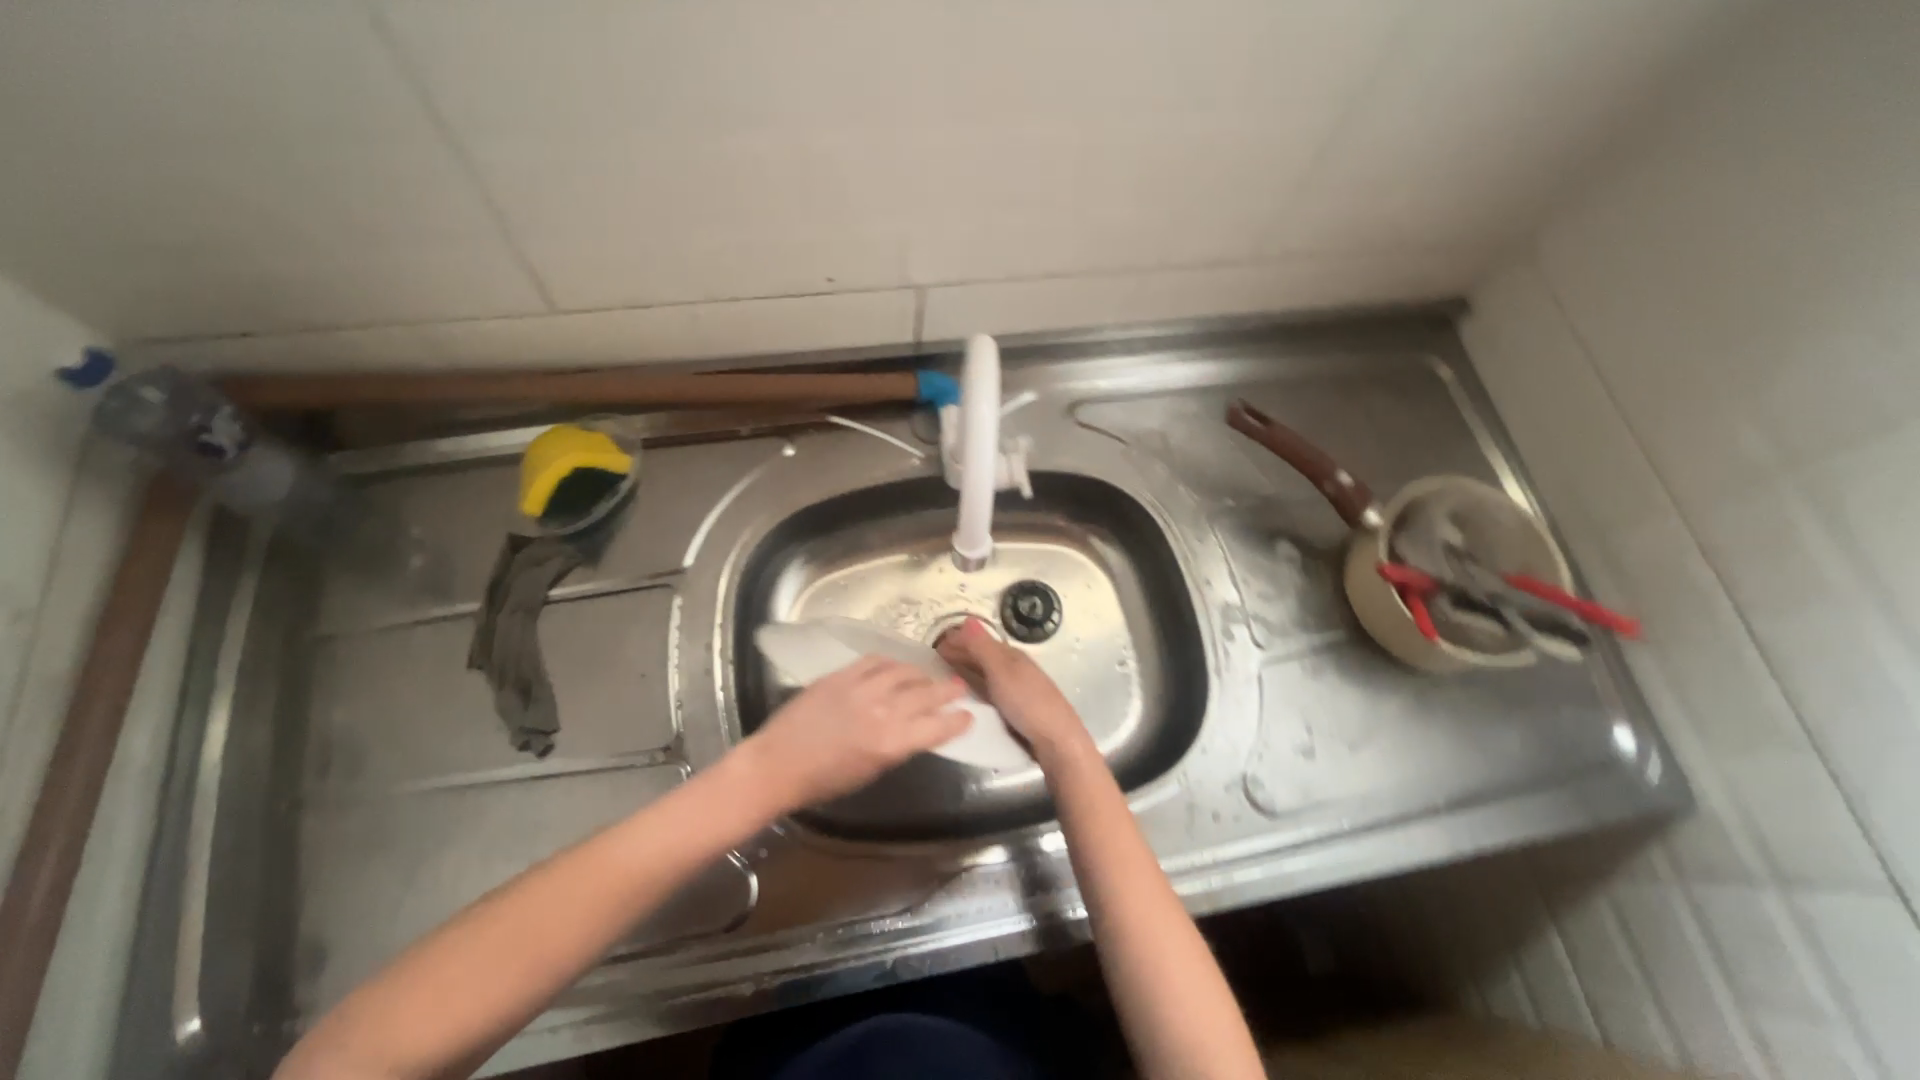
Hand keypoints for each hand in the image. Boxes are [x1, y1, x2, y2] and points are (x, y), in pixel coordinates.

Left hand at [735, 656, 969, 811]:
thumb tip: (916, 730)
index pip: (939, 726)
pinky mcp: (841, 675)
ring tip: (928, 675)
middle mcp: (882, 711)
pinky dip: (891, 663)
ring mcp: (861, 688)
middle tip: (960, 687)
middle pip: (927, 693)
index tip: (968, 716)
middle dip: (948, 690)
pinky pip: (875, 661)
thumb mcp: (872, 771)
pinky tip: (895, 666)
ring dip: (921, 673)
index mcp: (892, 742)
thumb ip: (898, 746)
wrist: (778, 764)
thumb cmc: (824, 781)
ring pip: (904, 671)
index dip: (958, 720)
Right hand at [936, 617, 1094, 766]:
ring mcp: (1015, 690)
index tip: (931, 649)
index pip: (979, 641)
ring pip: (984, 675)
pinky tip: (963, 700)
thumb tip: (967, 619)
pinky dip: (973, 690)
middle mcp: (1013, 669)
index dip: (957, 641)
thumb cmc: (1028, 702)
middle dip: (958, 656)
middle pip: (981, 657)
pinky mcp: (1015, 710)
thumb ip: (983, 647)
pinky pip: (988, 694)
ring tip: (941, 682)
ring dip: (964, 673)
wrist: (1057, 741)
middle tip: (930, 665)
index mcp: (1011, 655)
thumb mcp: (1002, 672)